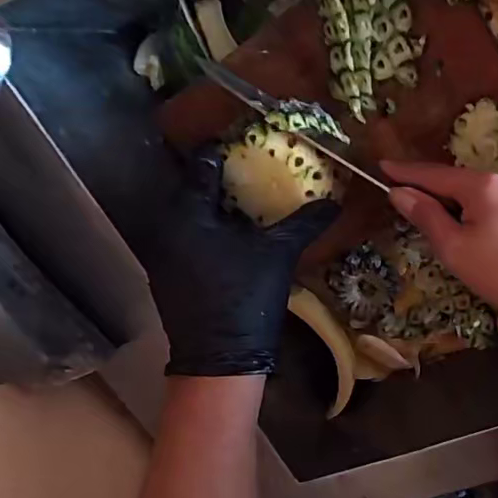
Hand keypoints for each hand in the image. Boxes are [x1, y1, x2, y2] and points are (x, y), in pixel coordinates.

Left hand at [138, 145, 338, 376]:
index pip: (202, 164)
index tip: (248, 141)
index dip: (225, 149)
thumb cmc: (246, 297)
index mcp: (188, 212)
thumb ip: (304, 223)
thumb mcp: (279, 254)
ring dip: (216, 206)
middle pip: (194, 188)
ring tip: (249, 201)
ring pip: (190, 215)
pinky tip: (235, 237)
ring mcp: (162, 253)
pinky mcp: (168, 275)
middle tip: (255, 169)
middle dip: (223, 179)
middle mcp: (165, 226)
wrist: (220, 356)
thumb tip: (334, 201)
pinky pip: (187, 237)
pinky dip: (209, 230)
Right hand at [382, 160, 497, 327]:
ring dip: (452, 209)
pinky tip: (472, 239)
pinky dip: (472, 218)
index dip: (405, 173)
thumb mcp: (454, 247)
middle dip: (430, 194)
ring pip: (475, 199)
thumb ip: (427, 217)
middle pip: (455, 184)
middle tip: (405, 207)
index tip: (382, 167)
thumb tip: (400, 192)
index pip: (432, 174)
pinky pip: (491, 210)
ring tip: (437, 230)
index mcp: (479, 185)